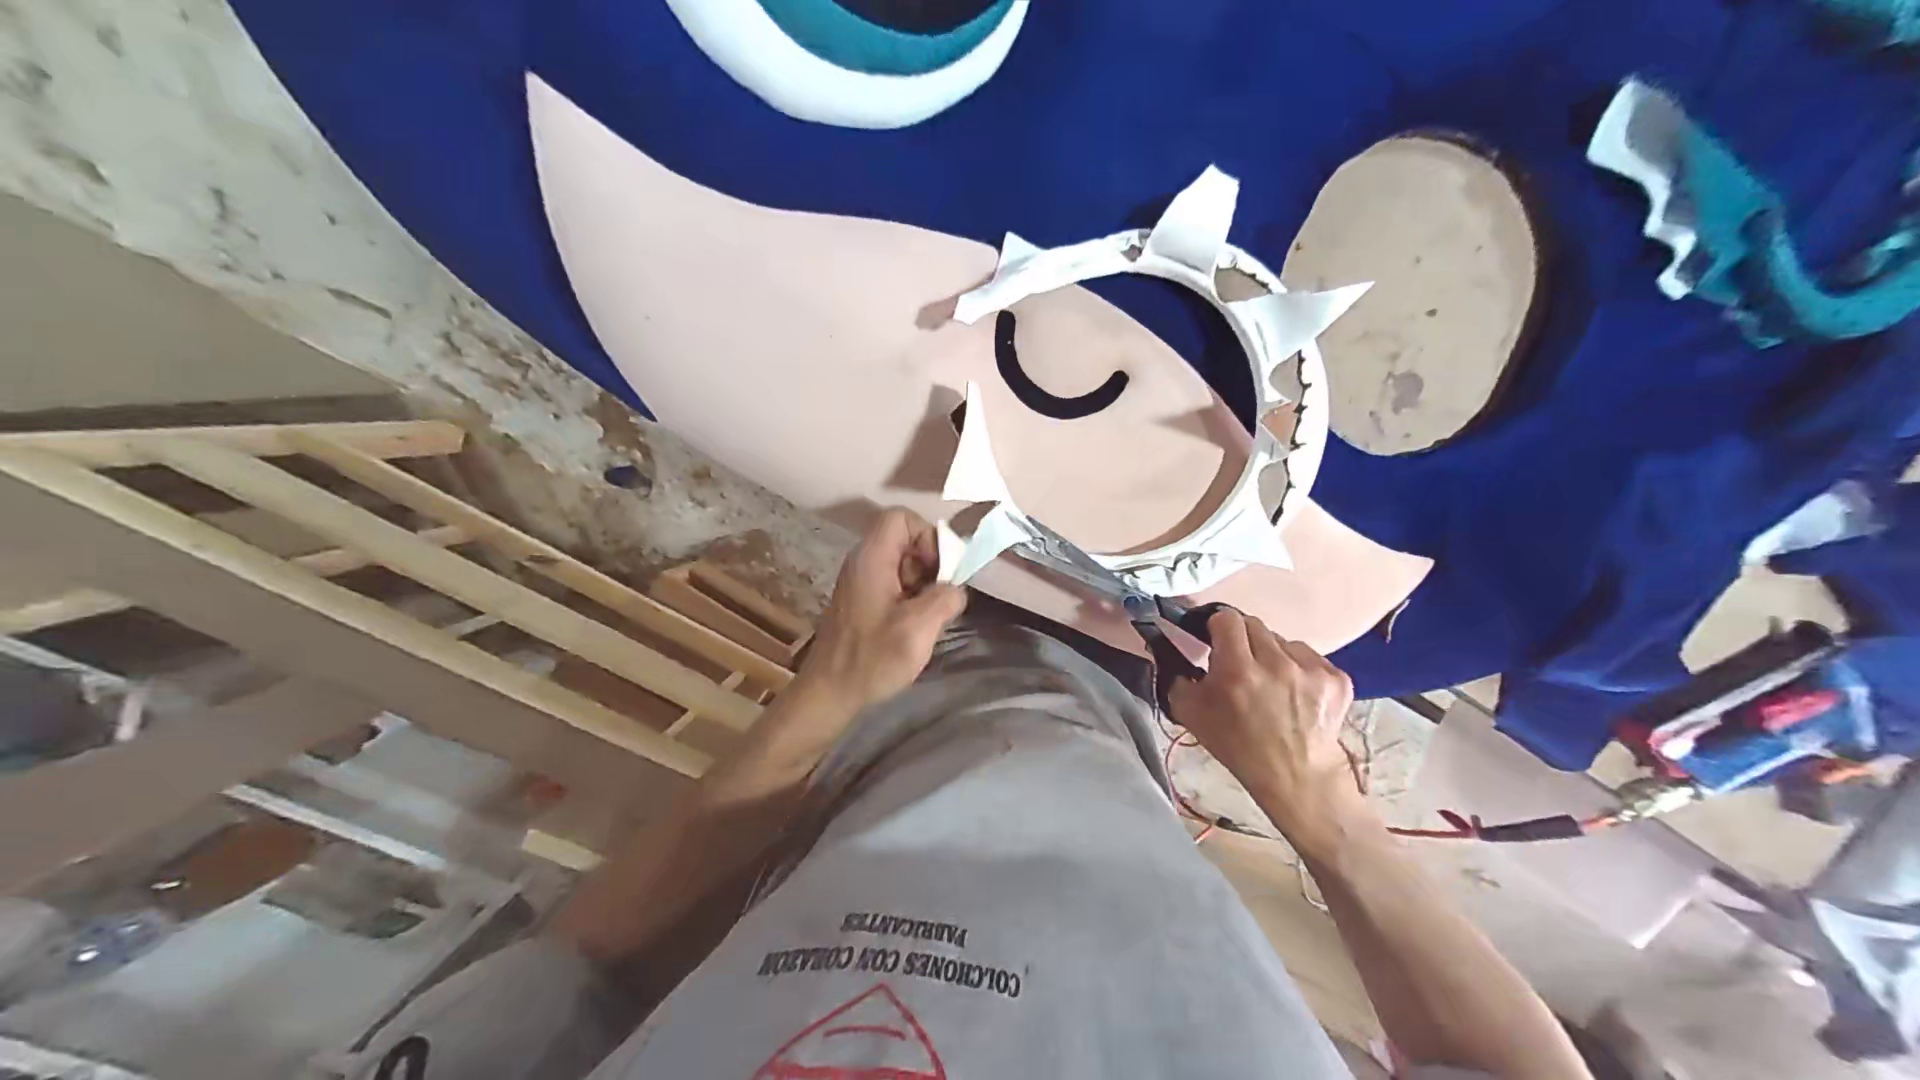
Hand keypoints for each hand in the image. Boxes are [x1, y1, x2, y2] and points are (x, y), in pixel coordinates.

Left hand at [800, 507, 967, 711]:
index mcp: (871, 558)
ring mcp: (861, 581)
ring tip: (927, 616)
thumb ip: (945, 598)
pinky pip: (894, 583)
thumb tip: (955, 588)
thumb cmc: (871, 659)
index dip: (927, 536)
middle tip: (938, 597)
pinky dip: (911, 597)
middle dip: (930, 563)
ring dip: (924, 584)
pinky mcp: (863, 601)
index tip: (937, 572)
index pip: (901, 518)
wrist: (830, 693)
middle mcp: (863, 562)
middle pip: (905, 539)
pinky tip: (914, 626)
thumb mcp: (918, 628)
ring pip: (903, 563)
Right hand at [1167, 609, 1367, 843]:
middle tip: (1239, 663)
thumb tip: (1170, 645)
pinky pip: (1308, 655)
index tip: (1215, 641)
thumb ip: (1176, 675)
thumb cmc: (1237, 745)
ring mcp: (1311, 670)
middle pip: (1253, 625)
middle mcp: (1276, 663)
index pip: (1226, 618)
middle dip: (1242, 640)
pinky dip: (1298, 667)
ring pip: (1281, 640)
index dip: (1217, 627)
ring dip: (1271, 654)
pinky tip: (1294, 691)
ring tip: (1270, 682)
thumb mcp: (1190, 713)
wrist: (1296, 776)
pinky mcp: (1336, 678)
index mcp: (1237, 670)